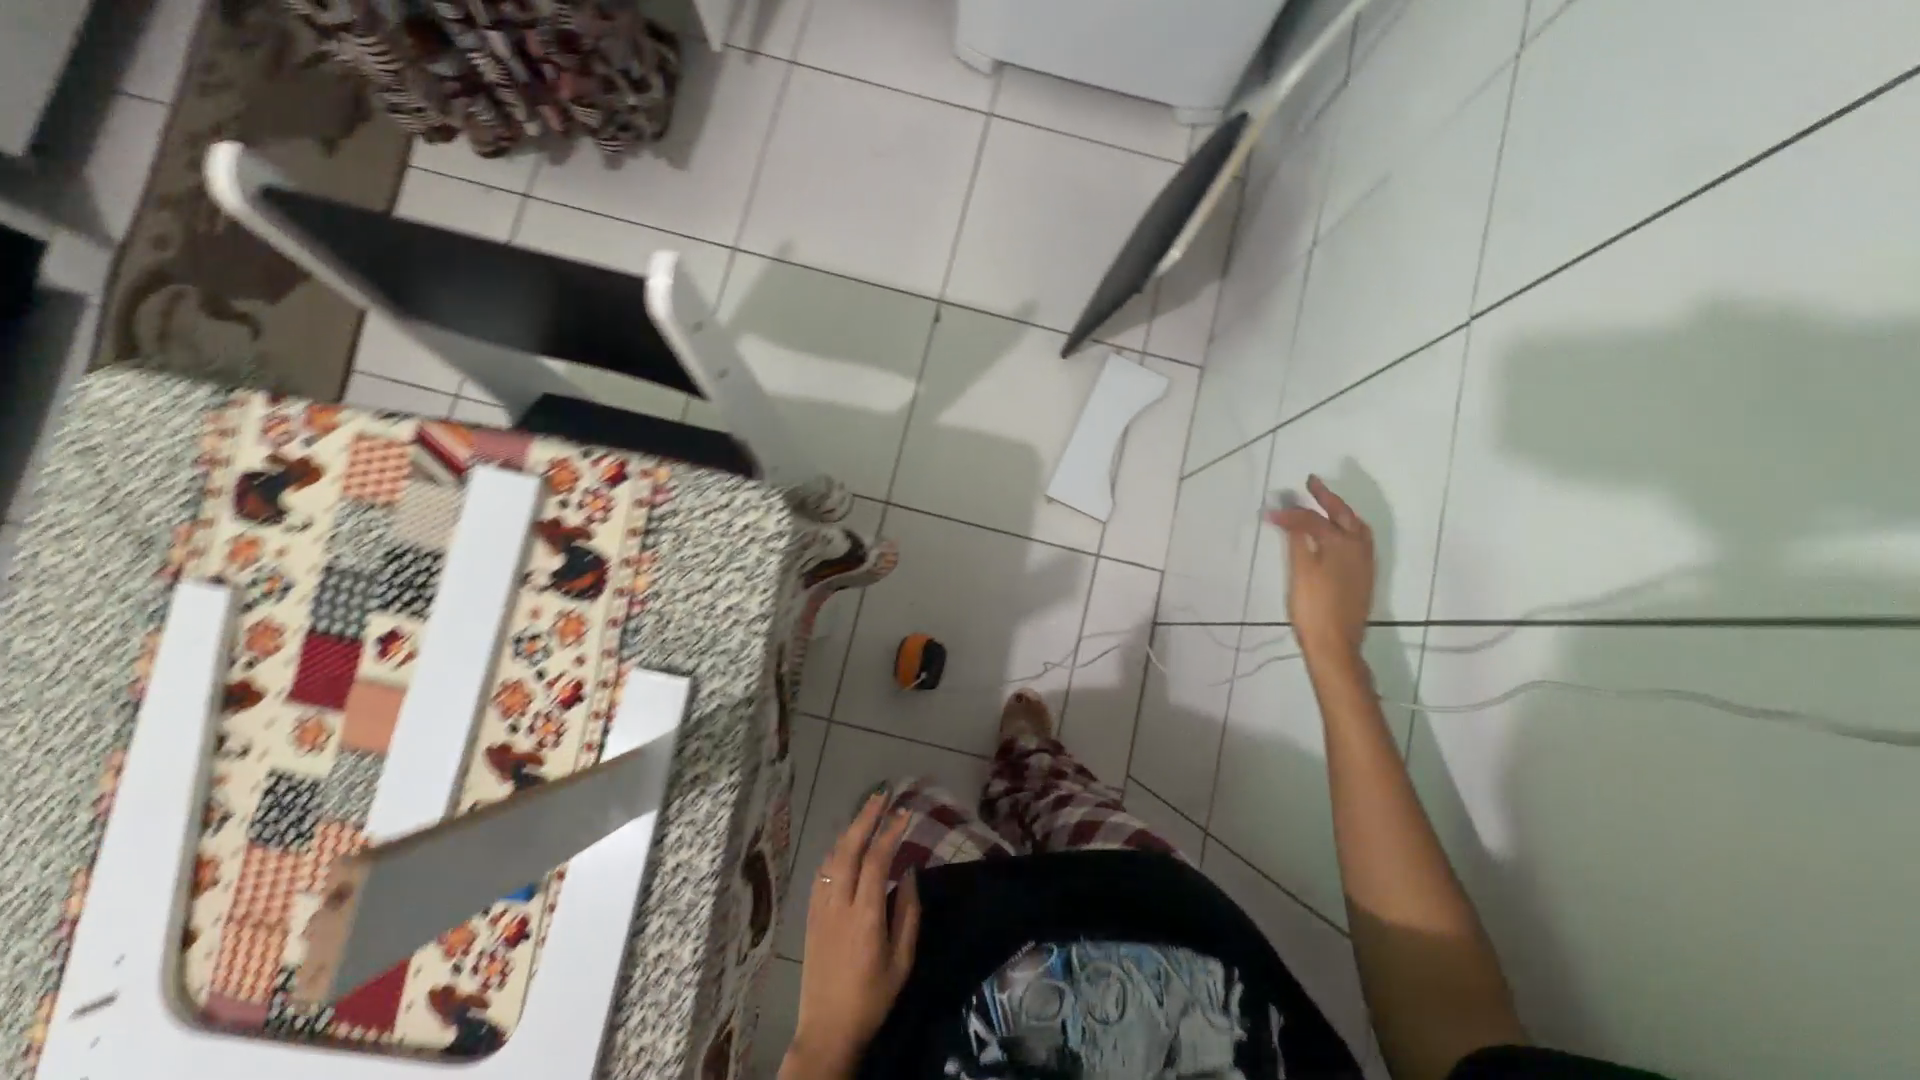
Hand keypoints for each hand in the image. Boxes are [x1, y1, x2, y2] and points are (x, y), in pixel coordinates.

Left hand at [785, 792, 920, 1079]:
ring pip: (832, 858)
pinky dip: (836, 852)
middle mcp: (838, 903)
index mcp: (865, 915)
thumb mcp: (902, 960)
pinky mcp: (810, 916)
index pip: (877, 860)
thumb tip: (909, 873)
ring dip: (849, 831)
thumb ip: (908, 913)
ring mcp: (819, 908)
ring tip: (866, 813)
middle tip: (881, 795)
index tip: (905, 813)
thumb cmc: (873, 996)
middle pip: (849, 849)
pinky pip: (822, 873)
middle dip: (865, 818)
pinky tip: (845, 847)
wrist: (828, 1027)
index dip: (891, 832)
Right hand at [1268, 475, 1374, 660]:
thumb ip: (1297, 540)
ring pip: (1357, 528)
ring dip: (1341, 513)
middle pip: (1343, 515)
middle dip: (1327, 498)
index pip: (1313, 520)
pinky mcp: (1364, 577)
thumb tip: (1289, 516)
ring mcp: (1364, 563)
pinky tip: (1337, 535)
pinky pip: (1360, 541)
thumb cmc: (1313, 608)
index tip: (1270, 512)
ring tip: (1327, 505)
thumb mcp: (1300, 571)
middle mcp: (1358, 548)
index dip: (1291, 513)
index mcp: (1341, 544)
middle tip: (1311, 483)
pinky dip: (1348, 529)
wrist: (1335, 645)